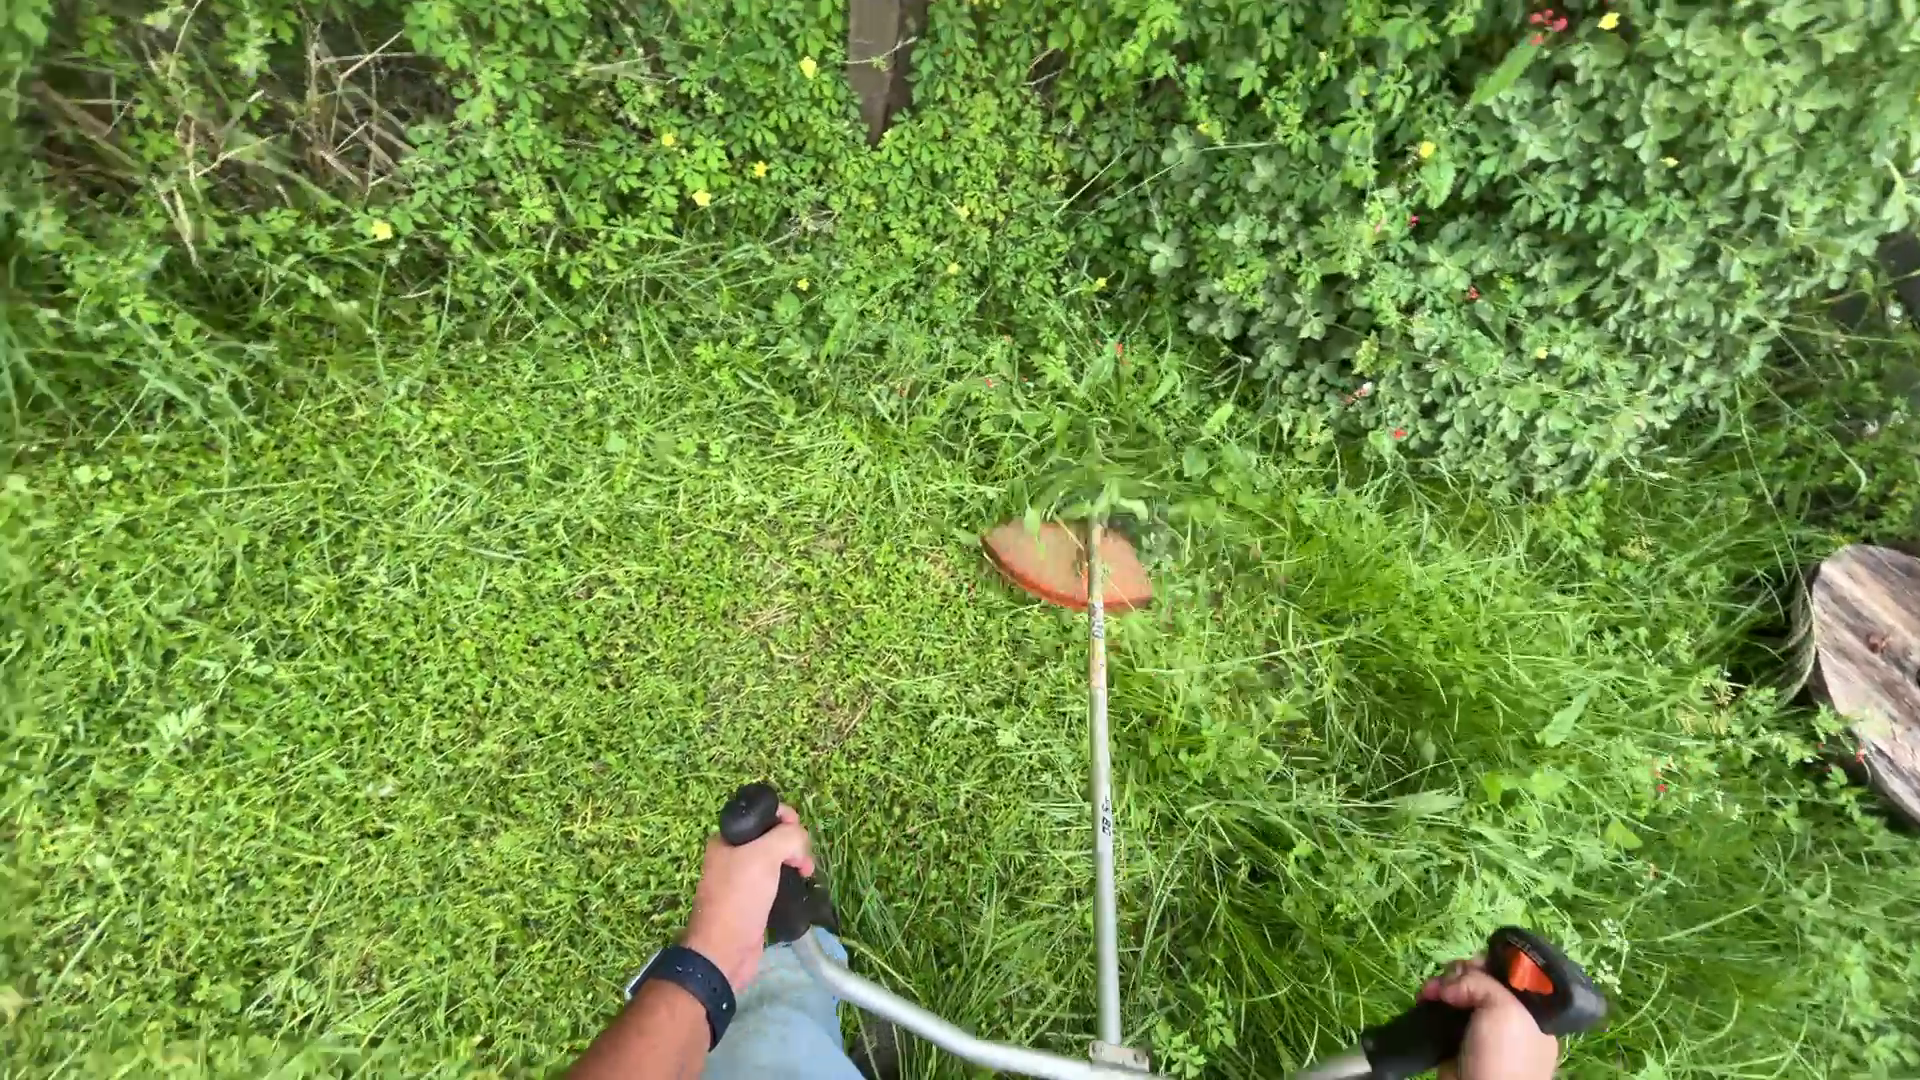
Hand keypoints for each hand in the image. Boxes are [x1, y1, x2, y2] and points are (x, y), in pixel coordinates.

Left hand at [679, 802, 814, 992]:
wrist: (724, 952)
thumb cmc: (740, 897)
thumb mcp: (764, 855)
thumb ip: (787, 836)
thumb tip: (800, 843)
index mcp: (729, 837)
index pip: (764, 812)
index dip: (786, 817)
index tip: (798, 835)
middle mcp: (734, 853)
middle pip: (775, 833)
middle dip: (794, 841)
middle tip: (802, 860)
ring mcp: (744, 876)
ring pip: (778, 855)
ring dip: (796, 858)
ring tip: (806, 873)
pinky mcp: (754, 896)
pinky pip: (777, 875)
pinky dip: (791, 875)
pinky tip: (800, 882)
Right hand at [1419, 957, 1558, 1079]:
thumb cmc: (1504, 1056)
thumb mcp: (1506, 1010)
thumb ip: (1481, 983)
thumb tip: (1449, 986)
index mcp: (1530, 1013)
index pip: (1508, 973)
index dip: (1487, 963)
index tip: (1471, 965)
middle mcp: (1507, 1016)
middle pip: (1478, 977)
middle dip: (1458, 973)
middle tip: (1448, 983)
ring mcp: (1481, 1027)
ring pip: (1457, 989)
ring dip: (1440, 984)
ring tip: (1430, 993)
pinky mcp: (1457, 1035)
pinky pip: (1443, 1006)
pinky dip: (1432, 998)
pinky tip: (1425, 999)